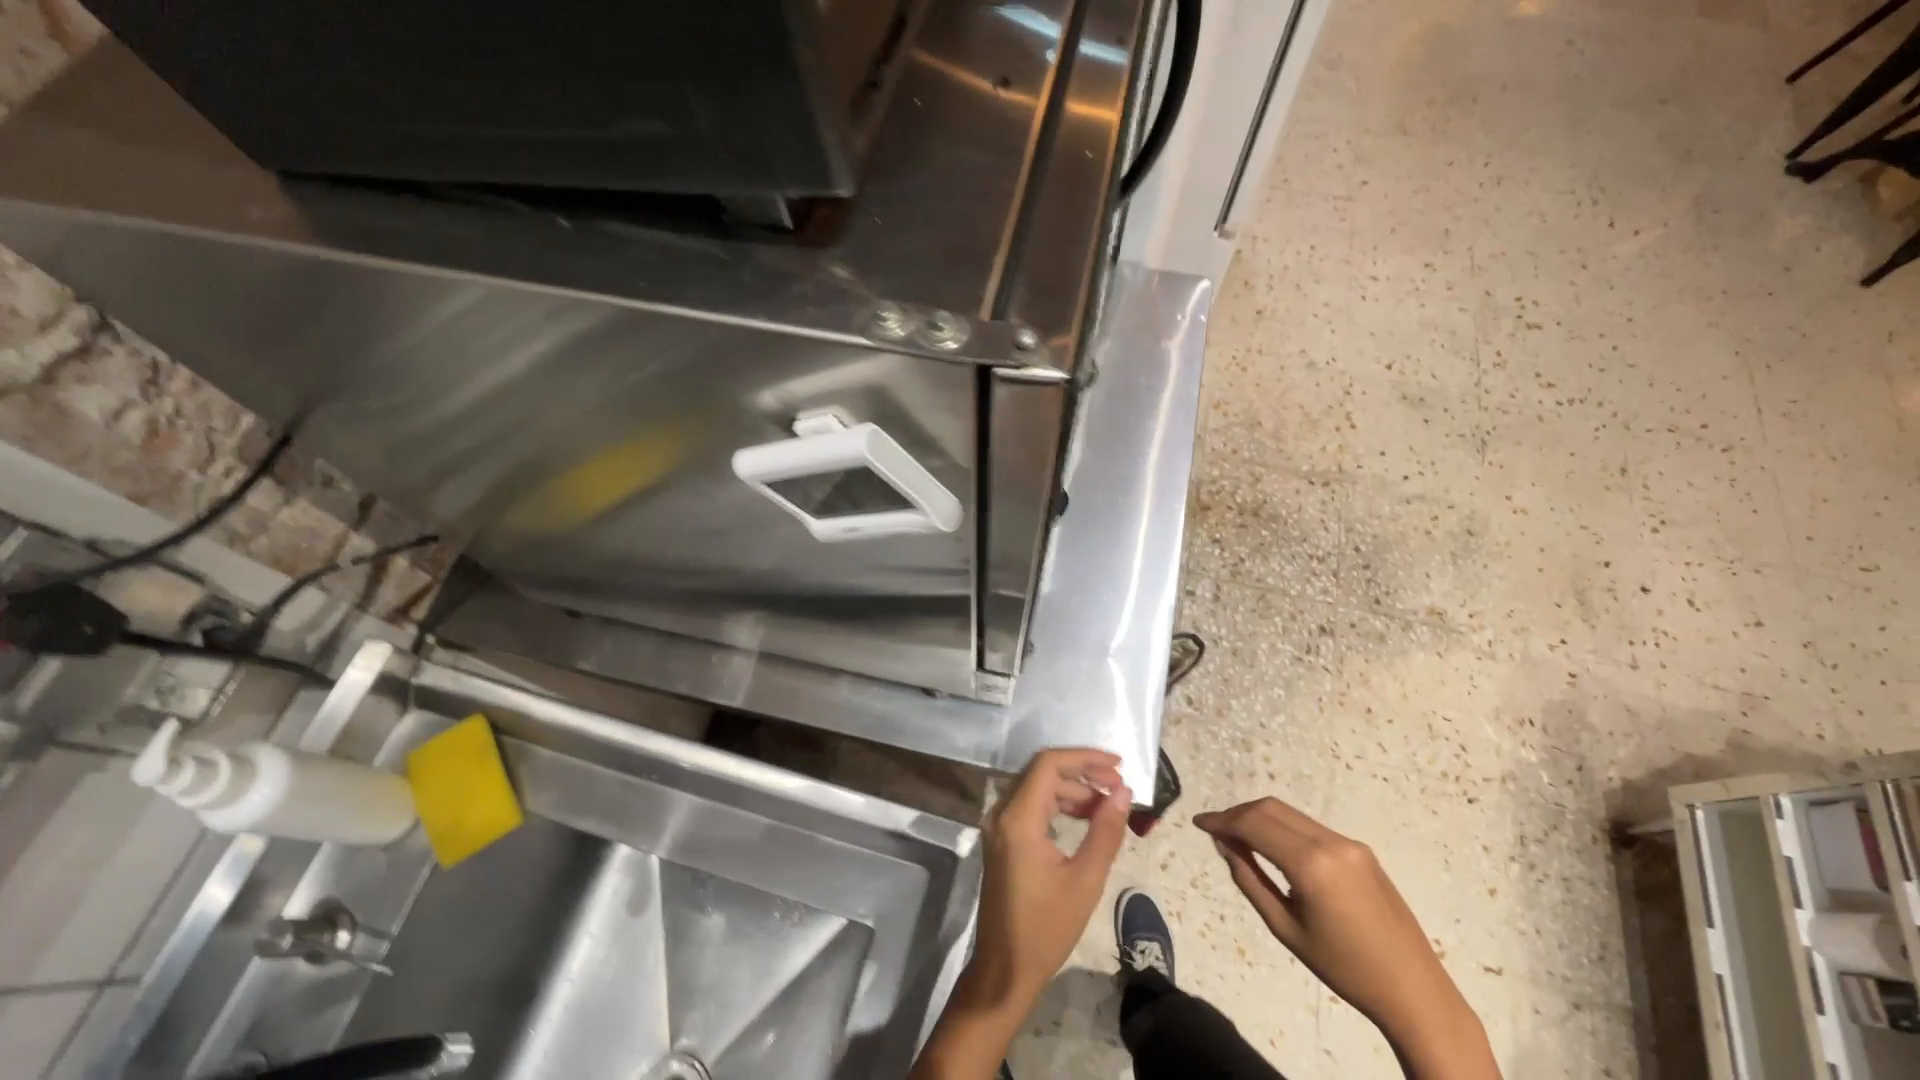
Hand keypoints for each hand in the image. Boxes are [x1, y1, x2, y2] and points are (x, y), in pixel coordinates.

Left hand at [970, 747, 1132, 1003]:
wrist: (1005, 968)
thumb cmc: (1046, 928)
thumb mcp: (1085, 879)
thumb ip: (1105, 830)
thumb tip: (1124, 793)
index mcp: (1018, 820)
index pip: (1048, 765)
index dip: (1084, 758)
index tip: (1118, 766)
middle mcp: (1002, 815)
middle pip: (1042, 773)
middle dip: (1082, 774)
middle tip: (1119, 789)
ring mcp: (998, 829)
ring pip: (1037, 790)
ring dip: (1072, 791)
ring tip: (1108, 807)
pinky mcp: (1002, 842)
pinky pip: (1031, 809)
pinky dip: (1058, 807)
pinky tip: (1085, 820)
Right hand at [1194, 797, 1499, 1079]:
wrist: (1411, 987)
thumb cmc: (1342, 967)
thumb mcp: (1285, 927)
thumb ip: (1250, 880)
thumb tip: (1226, 846)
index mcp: (1311, 864)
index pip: (1254, 824)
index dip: (1222, 820)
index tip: (1199, 823)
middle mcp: (1331, 842)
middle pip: (1272, 809)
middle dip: (1238, 813)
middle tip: (1214, 831)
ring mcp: (1350, 844)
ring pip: (1291, 814)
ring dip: (1260, 818)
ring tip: (1237, 839)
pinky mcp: (1361, 851)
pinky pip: (1310, 828)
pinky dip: (1283, 828)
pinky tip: (1271, 848)